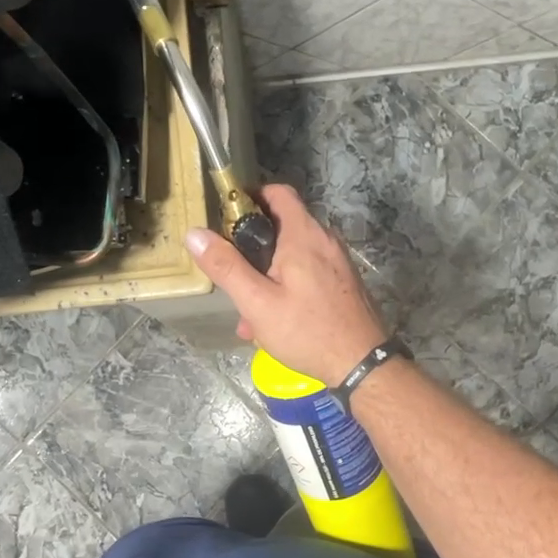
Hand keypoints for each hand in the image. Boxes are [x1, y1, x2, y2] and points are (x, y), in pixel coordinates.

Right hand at [185, 184, 386, 383]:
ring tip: (248, 310)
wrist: (362, 364)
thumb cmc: (307, 331)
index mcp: (304, 235)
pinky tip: (274, 322)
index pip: (279, 192)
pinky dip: (288, 287)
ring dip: (268, 275)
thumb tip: (195, 233)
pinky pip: (309, 274)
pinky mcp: (344, 283)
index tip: (227, 215)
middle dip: (255, 246)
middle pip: (284, 226)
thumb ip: (226, 266)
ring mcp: (339, 263)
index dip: (252, 196)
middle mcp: (325, 241)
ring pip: (294, 256)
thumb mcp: (257, 302)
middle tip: (233, 271)